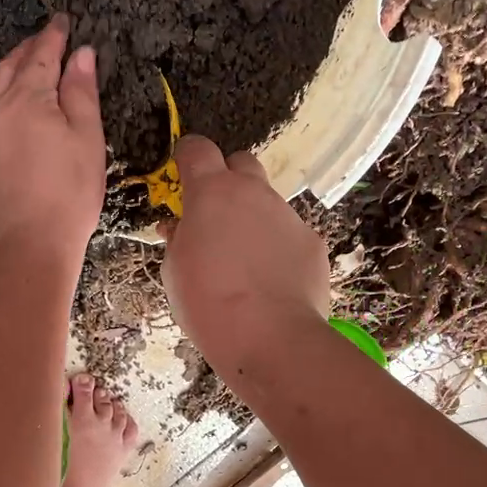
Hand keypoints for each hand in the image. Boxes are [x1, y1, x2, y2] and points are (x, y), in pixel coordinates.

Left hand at [0, 15, 105, 256]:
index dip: (54, 35)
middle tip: (46, 38)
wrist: (28, 247)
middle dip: (29, 49)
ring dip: (6, 69)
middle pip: (10, 66)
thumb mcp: (87, 140)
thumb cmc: (67, 196)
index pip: (40, 55)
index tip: (63, 19)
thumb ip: (81, 93)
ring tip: (22, 63)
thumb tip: (80, 55)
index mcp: (26, 98)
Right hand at [161, 135, 331, 372]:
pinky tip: (269, 283)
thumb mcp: (174, 271)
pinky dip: (276, 250)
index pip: (197, 149)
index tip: (181, 170)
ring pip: (266, 204)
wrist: (269, 336)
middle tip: (214, 214)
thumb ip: (178, 240)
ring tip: (242, 264)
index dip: (187, 155)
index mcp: (211, 194)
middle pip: (241, 162)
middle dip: (226, 178)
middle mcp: (254, 193)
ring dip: (252, 220)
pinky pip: (288, 236)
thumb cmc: (206, 302)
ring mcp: (288, 216)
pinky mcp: (312, 242)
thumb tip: (180, 227)